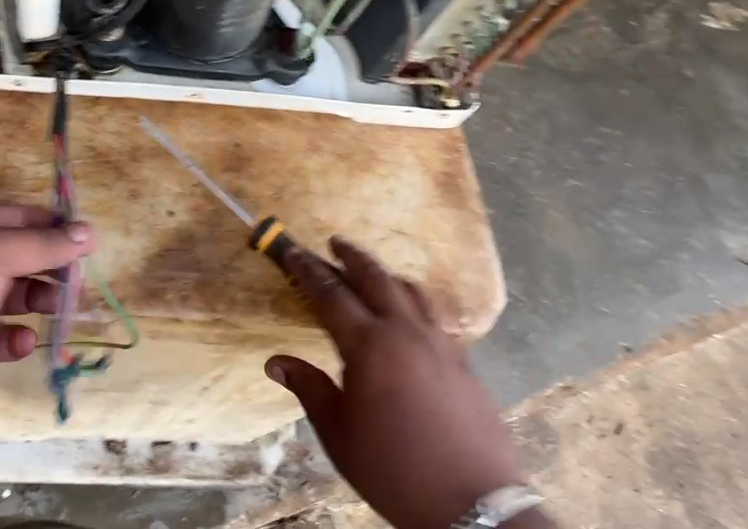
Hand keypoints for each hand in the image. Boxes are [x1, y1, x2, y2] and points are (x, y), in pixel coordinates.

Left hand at [0, 203, 93, 410]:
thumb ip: (44, 245)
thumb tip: (89, 232)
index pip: (18, 218)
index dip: (51, 224)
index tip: (84, 239)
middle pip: (22, 256)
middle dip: (52, 265)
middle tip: (78, 280)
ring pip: (17, 295)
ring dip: (41, 299)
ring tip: (57, 308)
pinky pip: (2, 336)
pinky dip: (18, 338)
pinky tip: (24, 340)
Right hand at [268, 238, 531, 528]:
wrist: (472, 505)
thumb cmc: (393, 469)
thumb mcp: (339, 434)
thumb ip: (309, 389)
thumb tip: (276, 362)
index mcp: (369, 346)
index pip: (331, 294)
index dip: (309, 271)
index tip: (294, 252)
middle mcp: (405, 333)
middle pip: (375, 278)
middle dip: (351, 256)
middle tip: (334, 243)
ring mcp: (440, 344)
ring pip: (411, 292)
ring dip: (386, 275)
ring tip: (373, 273)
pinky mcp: (463, 362)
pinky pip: (435, 317)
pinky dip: (415, 303)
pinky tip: (411, 317)